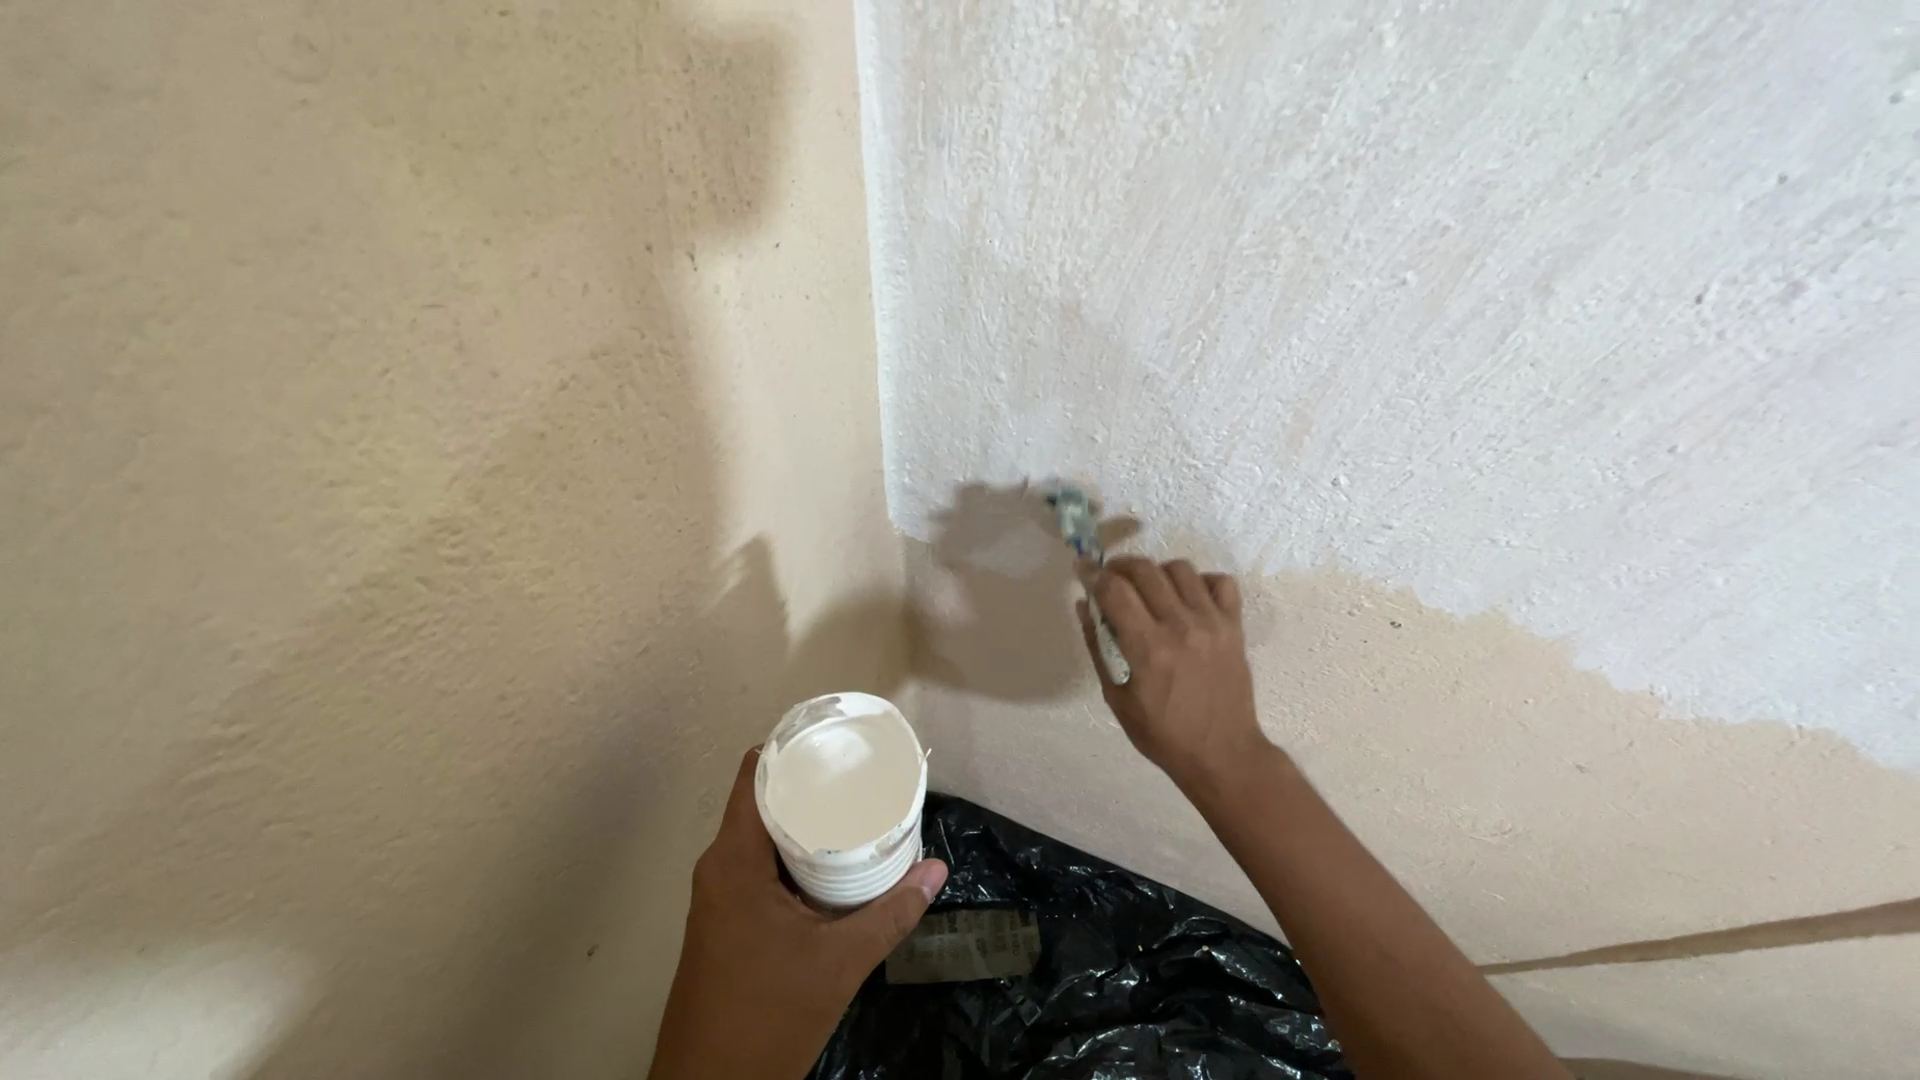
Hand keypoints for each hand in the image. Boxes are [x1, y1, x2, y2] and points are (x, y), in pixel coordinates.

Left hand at [648, 750, 948, 1079]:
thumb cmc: (768, 1014)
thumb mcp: (840, 962)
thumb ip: (891, 912)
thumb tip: (937, 870)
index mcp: (735, 860)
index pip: (756, 774)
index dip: (792, 745)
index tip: (836, 734)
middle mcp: (719, 866)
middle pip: (763, 799)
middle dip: (811, 781)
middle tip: (861, 770)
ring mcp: (719, 894)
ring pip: (761, 833)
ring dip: (803, 818)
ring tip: (855, 805)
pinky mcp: (725, 917)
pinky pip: (758, 862)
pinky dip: (793, 849)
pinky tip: (832, 857)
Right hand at [1078, 557, 1268, 790]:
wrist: (1222, 754)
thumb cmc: (1162, 734)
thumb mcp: (1117, 698)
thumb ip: (1098, 647)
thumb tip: (1085, 606)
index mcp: (1148, 648)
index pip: (1114, 590)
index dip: (1092, 574)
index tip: (1082, 569)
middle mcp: (1181, 627)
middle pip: (1145, 570)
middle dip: (1119, 567)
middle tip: (1110, 579)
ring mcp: (1212, 623)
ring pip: (1180, 569)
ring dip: (1156, 572)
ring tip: (1148, 589)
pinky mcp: (1234, 627)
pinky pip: (1221, 583)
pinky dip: (1200, 581)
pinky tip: (1187, 598)